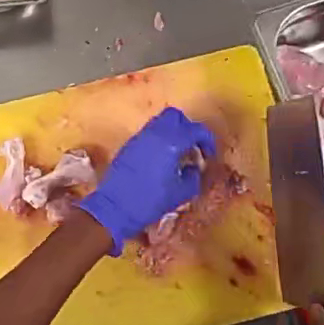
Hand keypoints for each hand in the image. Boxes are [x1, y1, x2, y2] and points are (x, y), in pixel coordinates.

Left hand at [77, 107, 217, 254]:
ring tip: (177, 153)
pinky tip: (162, 159)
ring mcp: (139, 138)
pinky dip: (159, 139)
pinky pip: (148, 133)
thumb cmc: (150, 201)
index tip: (208, 154)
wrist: (115, 207)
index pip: (195, 129)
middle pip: (176, 117)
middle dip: (188, 128)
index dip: (207, 140)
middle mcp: (155, 134)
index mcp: (171, 142)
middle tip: (193, 147)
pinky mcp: (129, 145)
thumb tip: (193, 168)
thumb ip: (193, 176)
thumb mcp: (181, 193)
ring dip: (172, 132)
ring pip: (160, 122)